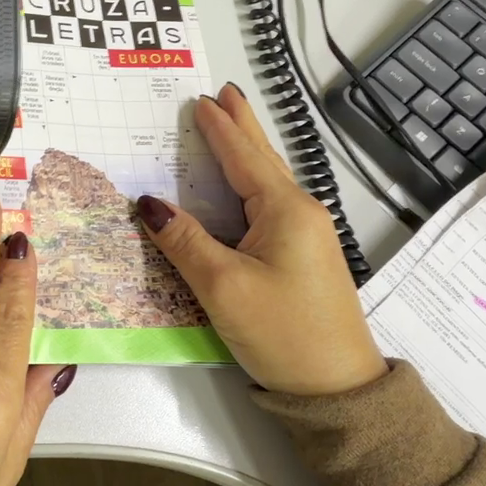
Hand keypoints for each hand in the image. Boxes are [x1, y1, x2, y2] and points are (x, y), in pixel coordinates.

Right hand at [136, 85, 387, 396]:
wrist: (339, 391)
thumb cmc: (282, 333)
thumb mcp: (223, 286)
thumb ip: (184, 240)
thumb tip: (147, 203)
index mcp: (285, 211)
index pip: (242, 157)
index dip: (220, 127)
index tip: (201, 98)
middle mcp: (300, 215)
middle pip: (262, 160)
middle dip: (242, 126)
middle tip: (225, 93)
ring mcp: (305, 237)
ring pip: (267, 181)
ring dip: (246, 151)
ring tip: (230, 125)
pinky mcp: (301, 258)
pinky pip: (267, 205)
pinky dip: (248, 181)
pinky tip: (241, 184)